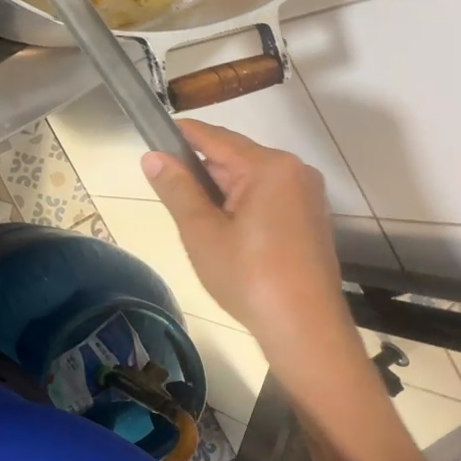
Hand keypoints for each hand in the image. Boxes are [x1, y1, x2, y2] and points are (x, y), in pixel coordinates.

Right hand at [141, 120, 350, 352]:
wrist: (304, 327)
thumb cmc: (248, 275)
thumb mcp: (201, 230)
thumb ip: (176, 188)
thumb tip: (152, 156)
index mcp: (269, 167)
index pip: (215, 137)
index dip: (181, 134)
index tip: (152, 134)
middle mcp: (294, 172)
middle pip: (234, 157)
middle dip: (198, 169)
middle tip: (164, 190)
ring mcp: (306, 196)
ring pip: (248, 179)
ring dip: (217, 190)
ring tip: (188, 216)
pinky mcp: (308, 219)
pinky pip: (265, 197)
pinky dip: (238, 204)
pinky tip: (220, 230)